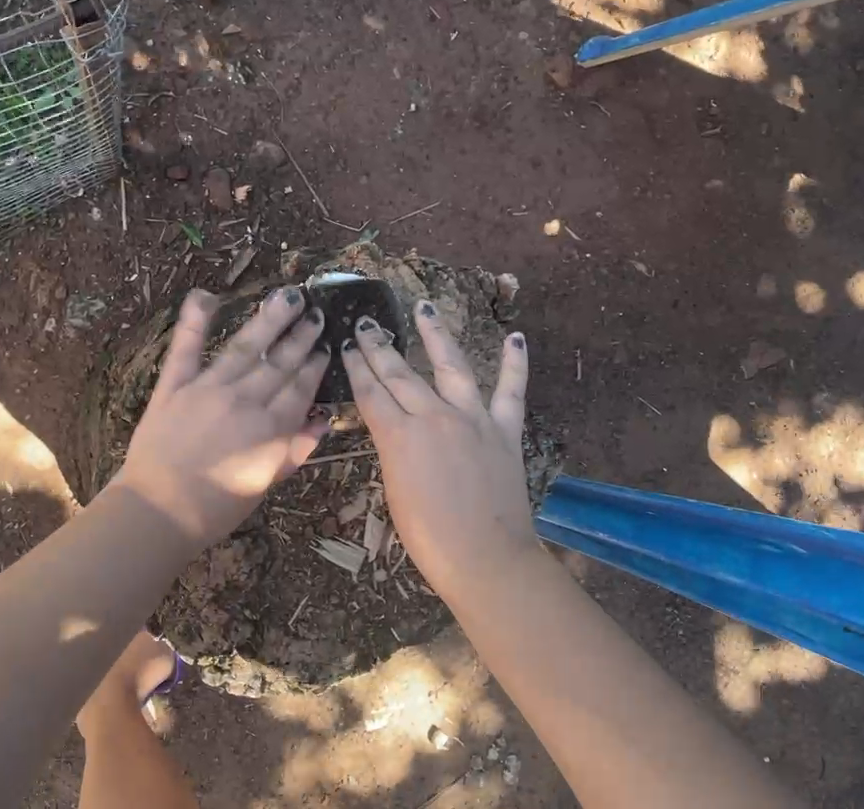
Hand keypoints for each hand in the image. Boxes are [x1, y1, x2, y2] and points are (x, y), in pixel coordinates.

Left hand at [111, 287, 327, 547]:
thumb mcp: (265, 484)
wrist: (159, 512)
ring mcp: (208, 389)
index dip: (315, 366)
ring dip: (269, 320)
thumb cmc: (215, 508)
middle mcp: (244, 402)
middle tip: (316, 312)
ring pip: (245, 348)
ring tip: (288, 296)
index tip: (327, 345)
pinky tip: (204, 295)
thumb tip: (323, 420)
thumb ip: (295, 450)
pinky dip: (194, 320)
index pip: (300, 389)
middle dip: (300, 336)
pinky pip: (186, 348)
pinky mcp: (174, 386)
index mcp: (270, 429)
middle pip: (279, 363)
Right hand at [341, 301, 537, 603]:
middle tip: (368, 323)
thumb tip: (395, 428)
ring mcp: (472, 419)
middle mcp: (433, 416)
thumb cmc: (429, 537)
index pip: (370, 391)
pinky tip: (516, 338)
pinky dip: (515, 364)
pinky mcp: (504, 430)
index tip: (347, 344)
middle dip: (379, 346)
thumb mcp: (394, 489)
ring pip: (451, 366)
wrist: (486, 559)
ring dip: (436, 333)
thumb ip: (394, 450)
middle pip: (400, 373)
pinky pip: (511, 391)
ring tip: (425, 306)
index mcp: (398, 436)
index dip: (356, 366)